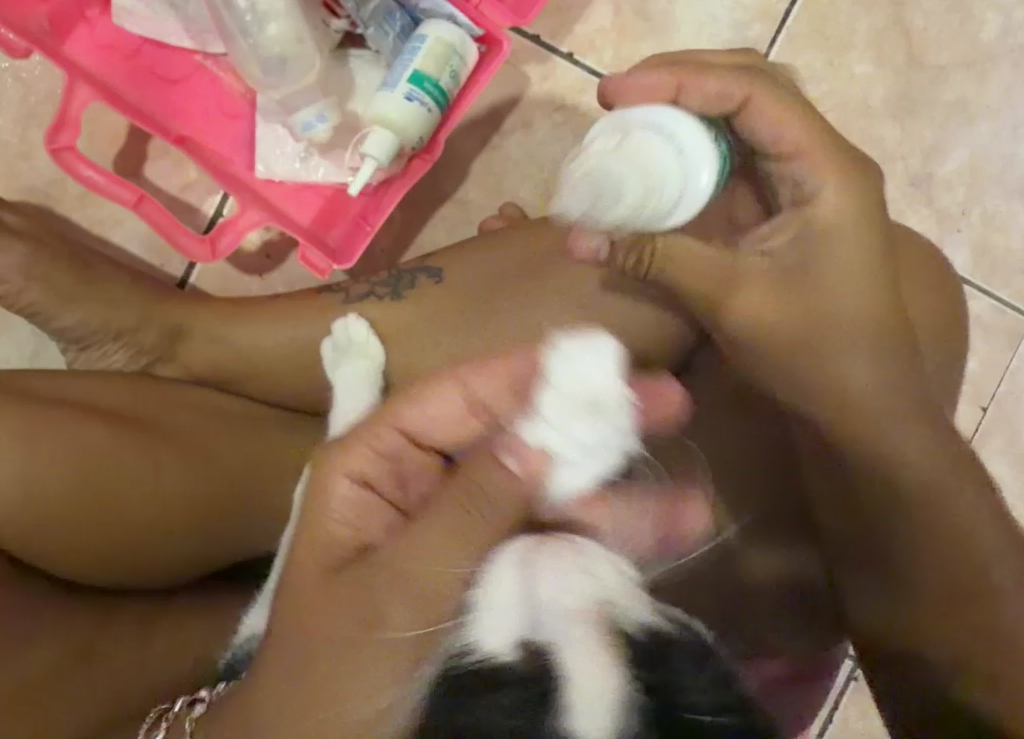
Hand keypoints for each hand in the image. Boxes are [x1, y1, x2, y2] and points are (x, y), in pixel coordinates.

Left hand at [211, 348, 708, 738]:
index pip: (453, 398)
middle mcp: (419, 481)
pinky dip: (602, 543)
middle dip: (584, 426)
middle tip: (668, 401)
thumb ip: (464, 514)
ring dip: (612, 496)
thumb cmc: (334, 668)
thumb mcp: (394, 588)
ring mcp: (458, 529)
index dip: (522, 372)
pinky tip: (664, 539)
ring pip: (539, 493)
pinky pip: (547, 545)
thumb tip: (535, 442)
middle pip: (508, 437)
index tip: (593, 355)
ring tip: (689, 503)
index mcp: (374, 462)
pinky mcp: (488, 575)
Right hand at [566, 50, 935, 436]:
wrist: (863, 405)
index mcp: (827, 169)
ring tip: (627, 108)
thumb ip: (652, 256)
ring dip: (685, 101)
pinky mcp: (780, 202)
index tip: (616, 94)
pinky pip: (732, 150)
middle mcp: (819, 158)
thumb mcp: (729, 298)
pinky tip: (650, 150)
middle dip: (682, 76)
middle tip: (616, 93)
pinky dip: (688, 140)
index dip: (681, 80)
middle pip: (753, 83)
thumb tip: (572, 236)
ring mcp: (801, 178)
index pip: (755, 92)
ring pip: (744, 110)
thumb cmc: (815, 352)